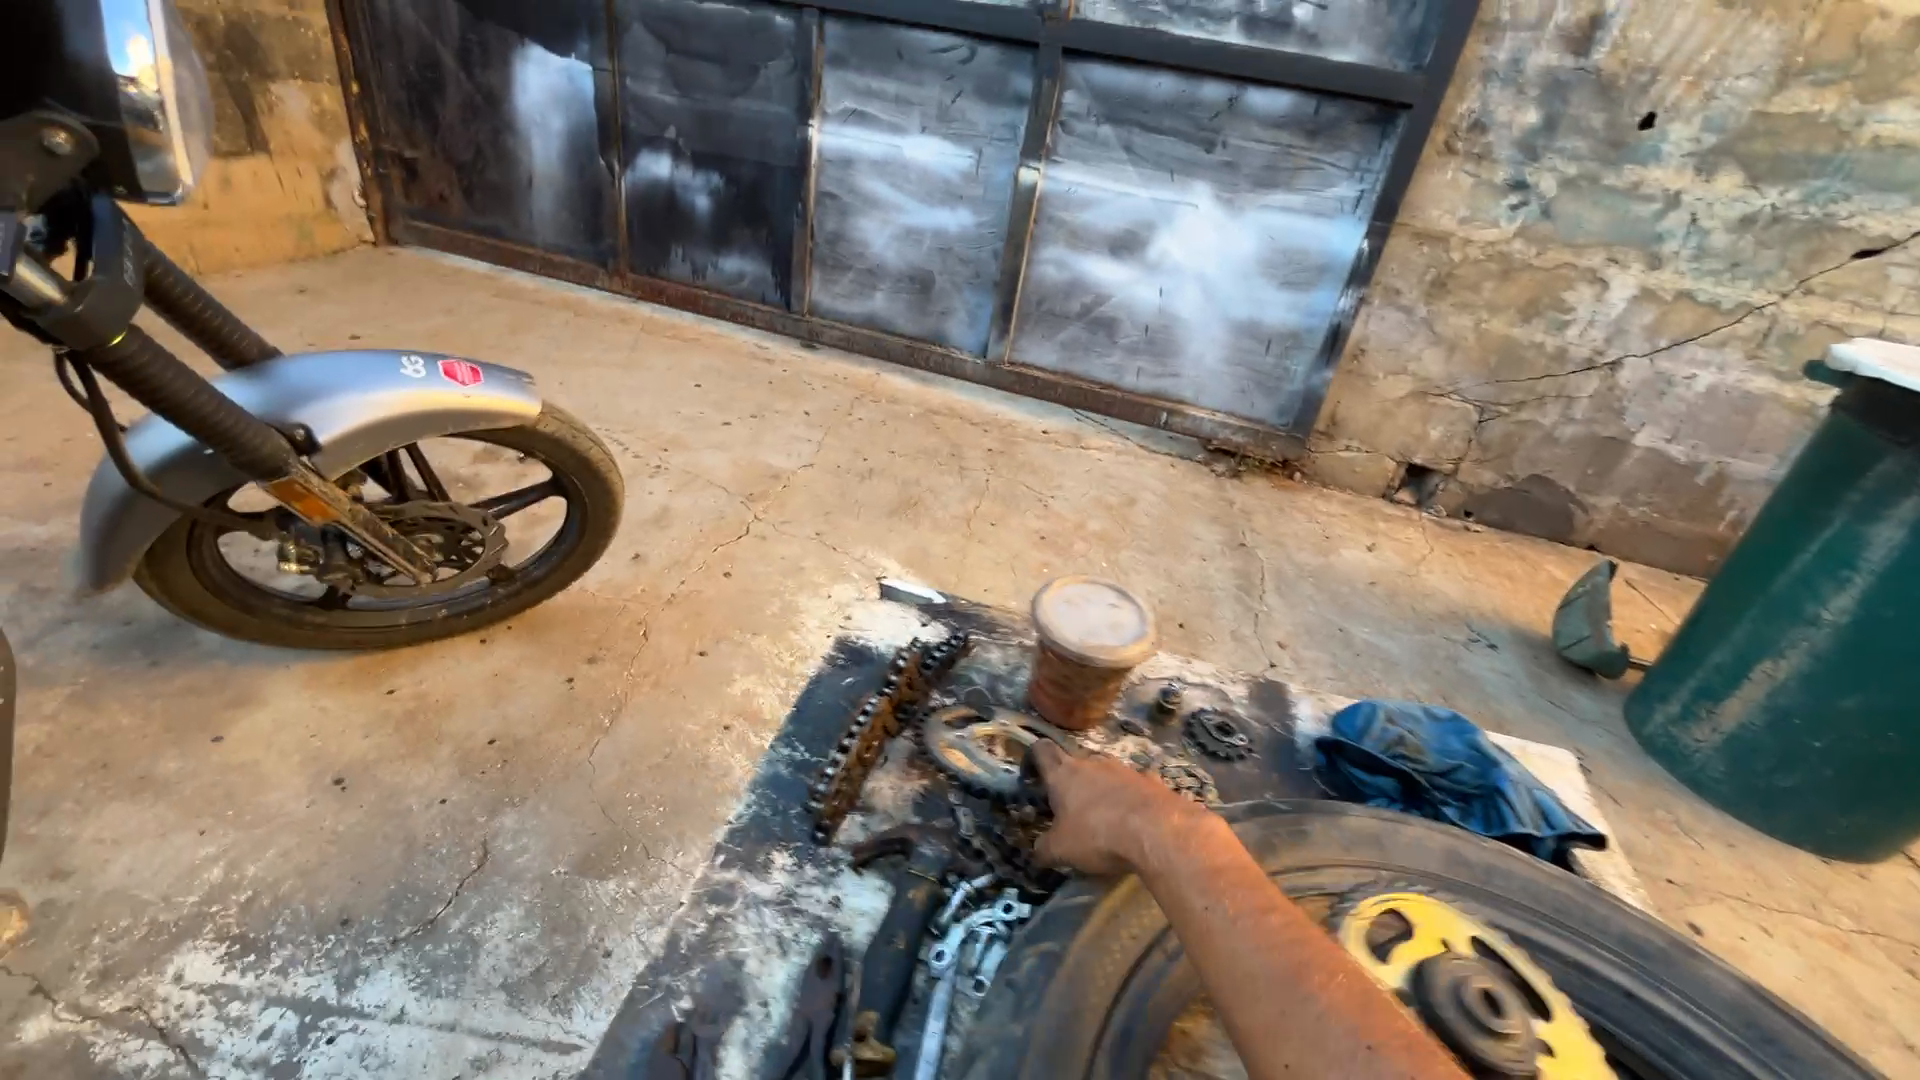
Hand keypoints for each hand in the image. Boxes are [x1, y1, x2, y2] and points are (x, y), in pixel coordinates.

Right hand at [1030, 740, 1208, 875]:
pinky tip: (1134, 819)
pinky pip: (1133, 786)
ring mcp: (1124, 769)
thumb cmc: (1098, 835)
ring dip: (1101, 789)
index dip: (1034, 758)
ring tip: (1104, 817)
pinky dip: (1129, 798)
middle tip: (1069, 808)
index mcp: (1064, 774)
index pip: (1042, 750)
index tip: (1033, 775)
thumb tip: (1037, 852)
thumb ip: (1044, 849)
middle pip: (1076, 762)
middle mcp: (1092, 763)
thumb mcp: (1061, 850)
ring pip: (1105, 773)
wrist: (1158, 831)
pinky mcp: (1150, 781)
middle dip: (1071, 781)